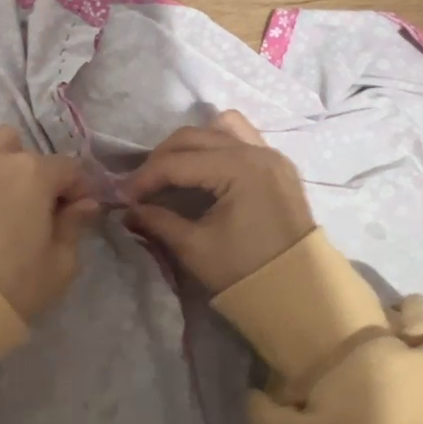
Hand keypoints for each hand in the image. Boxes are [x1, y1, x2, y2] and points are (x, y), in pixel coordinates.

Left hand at [0, 127, 100, 321]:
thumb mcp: (60, 262)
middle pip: (33, 156)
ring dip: (12, 166)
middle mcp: (2, 158)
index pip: (69, 169)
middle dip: (44, 177)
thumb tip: (84, 204)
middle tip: (44, 211)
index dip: (79, 190)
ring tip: (13, 203)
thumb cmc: (14, 280)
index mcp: (35, 172)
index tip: (78, 213)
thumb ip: (74, 226)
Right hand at [121, 111, 314, 294]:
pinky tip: (202, 169)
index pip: (176, 162)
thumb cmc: (246, 272)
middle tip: (140, 186)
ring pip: (217, 129)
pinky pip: (240, 137)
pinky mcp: (277, 165)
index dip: (143, 178)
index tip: (120, 196)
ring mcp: (270, 154)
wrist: (301, 294)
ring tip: (171, 173)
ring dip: (188, 146)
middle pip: (193, 137)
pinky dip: (216, 145)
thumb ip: (157, 221)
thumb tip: (128, 210)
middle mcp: (256, 151)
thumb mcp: (195, 248)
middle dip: (160, 159)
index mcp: (238, 168)